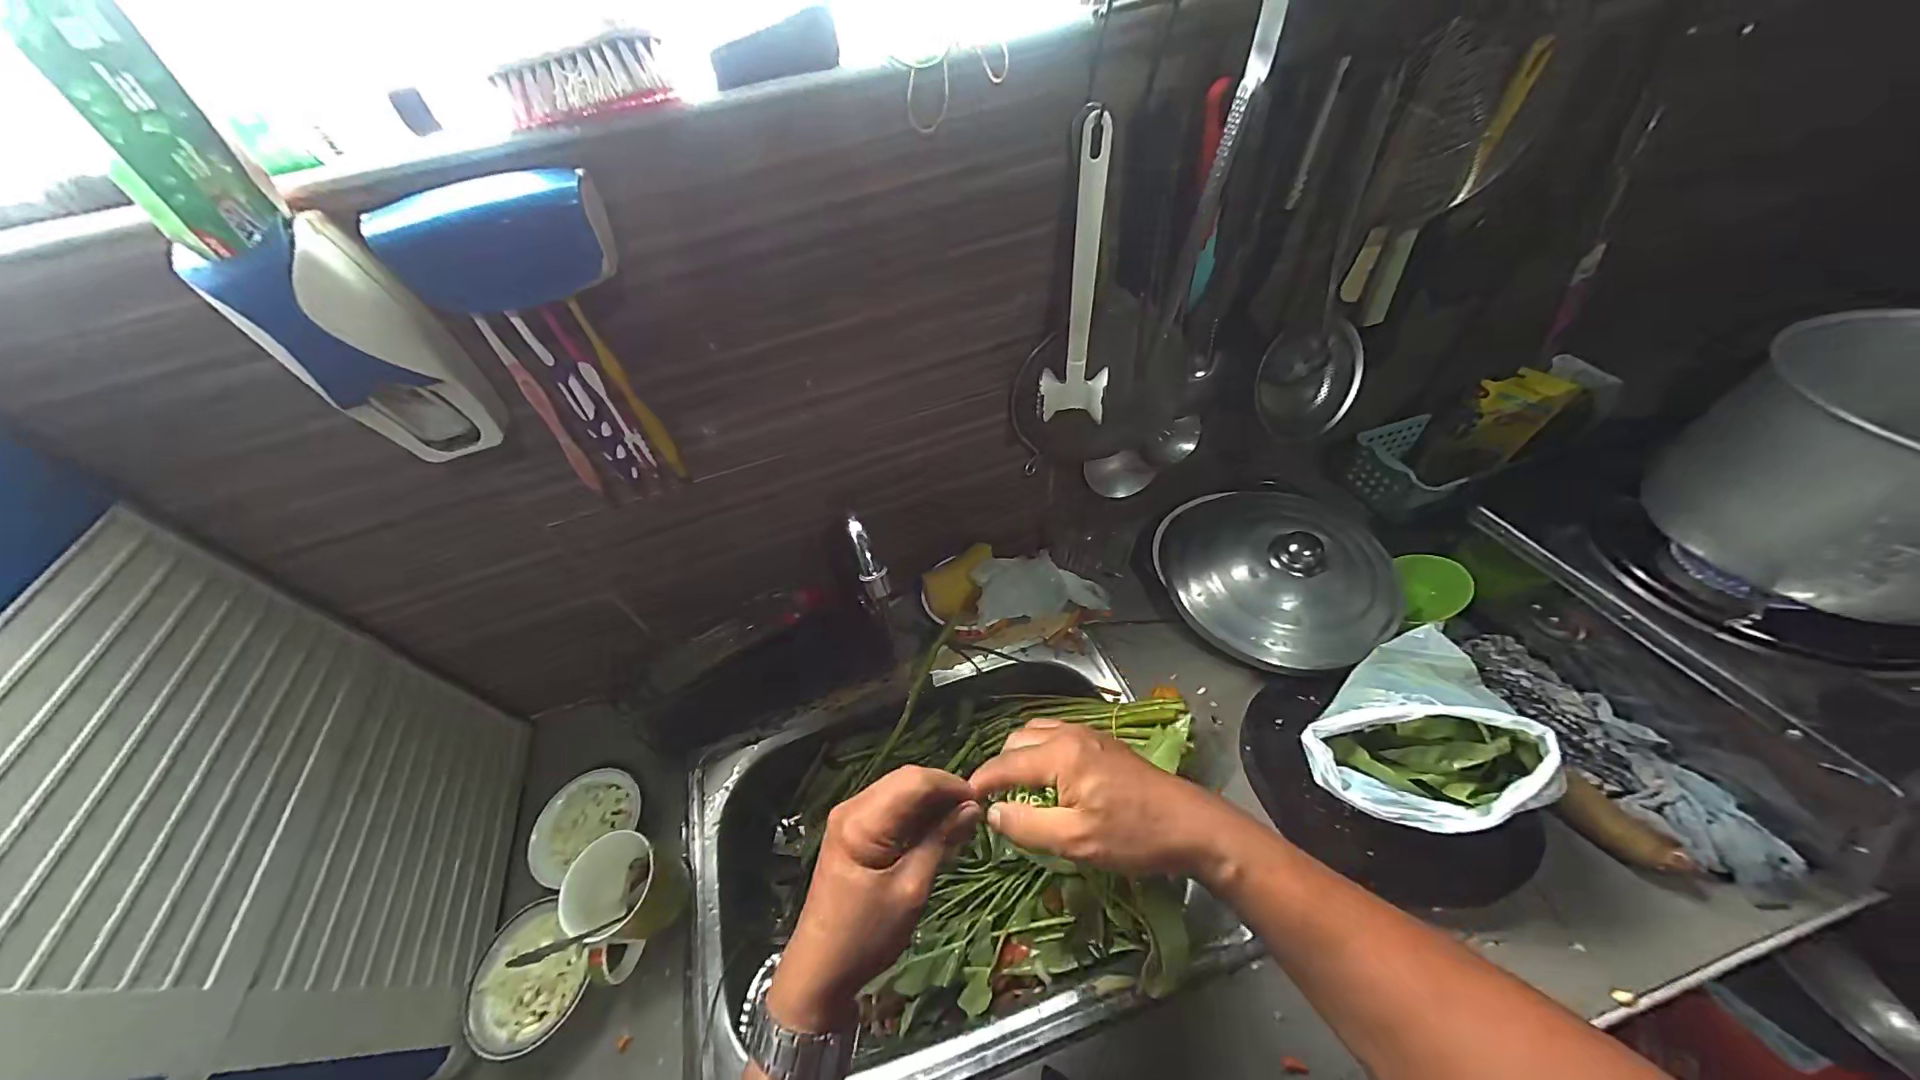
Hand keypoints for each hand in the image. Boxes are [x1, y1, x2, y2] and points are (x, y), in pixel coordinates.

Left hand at [768, 765, 981, 1032]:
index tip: (982, 802)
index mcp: (861, 820)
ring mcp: (849, 816)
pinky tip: (936, 832)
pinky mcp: (852, 829)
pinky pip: (891, 807)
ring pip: (901, 790)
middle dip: (943, 792)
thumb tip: (972, 808)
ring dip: (931, 802)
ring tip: (961, 825)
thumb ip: (940, 842)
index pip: (915, 781)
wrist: (819, 971)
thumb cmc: (865, 937)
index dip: (951, 785)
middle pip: (907, 779)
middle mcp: (852, 807)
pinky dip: (916, 814)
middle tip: (974, 816)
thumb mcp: (910, 890)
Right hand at [969, 720, 1251, 881]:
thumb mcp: (1076, 841)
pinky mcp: (1102, 742)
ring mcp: (1088, 734)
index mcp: (1059, 754)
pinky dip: (1040, 753)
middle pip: (1016, 741)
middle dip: (1000, 768)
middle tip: (995, 801)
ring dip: (1020, 757)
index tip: (965, 803)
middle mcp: (1069, 734)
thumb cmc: (1134, 836)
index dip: (980, 783)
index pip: (1004, 764)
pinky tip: (1048, 780)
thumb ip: (1027, 826)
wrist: (1192, 825)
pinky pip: (1056, 736)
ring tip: (1018, 790)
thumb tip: (992, 814)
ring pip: (1036, 734)